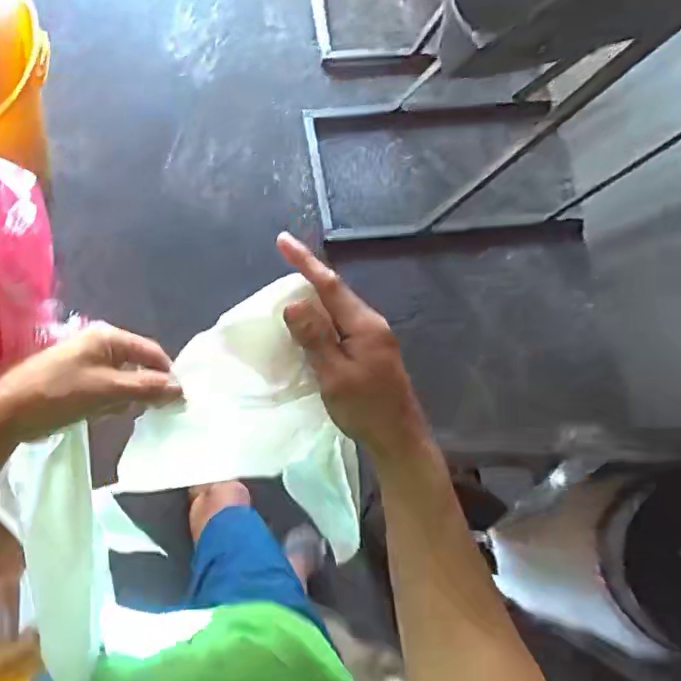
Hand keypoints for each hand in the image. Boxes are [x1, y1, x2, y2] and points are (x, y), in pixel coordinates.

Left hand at [0, 323, 182, 445]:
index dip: (166, 375)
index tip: (176, 402)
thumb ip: (146, 388)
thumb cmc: (60, 395)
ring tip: (113, 414)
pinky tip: (96, 416)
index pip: (150, 351)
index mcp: (107, 337)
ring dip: (123, 399)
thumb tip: (180, 388)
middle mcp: (97, 344)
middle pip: (136, 365)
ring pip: (119, 380)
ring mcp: (83, 362)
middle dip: (143, 389)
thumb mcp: (107, 391)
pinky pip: (102, 390)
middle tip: (145, 412)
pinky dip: (106, 403)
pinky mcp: (72, 380)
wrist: (8, 411)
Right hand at [276, 232, 429, 456]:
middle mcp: (371, 324)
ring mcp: (372, 338)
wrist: (399, 439)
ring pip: (337, 310)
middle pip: (335, 293)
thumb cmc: (365, 408)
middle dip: (308, 277)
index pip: (330, 285)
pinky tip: (307, 328)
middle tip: (281, 266)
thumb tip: (294, 303)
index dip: (305, 262)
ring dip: (313, 300)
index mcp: (364, 325)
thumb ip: (315, 337)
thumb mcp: (334, 374)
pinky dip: (320, 320)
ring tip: (287, 295)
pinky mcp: (369, 352)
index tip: (283, 241)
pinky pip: (339, 325)